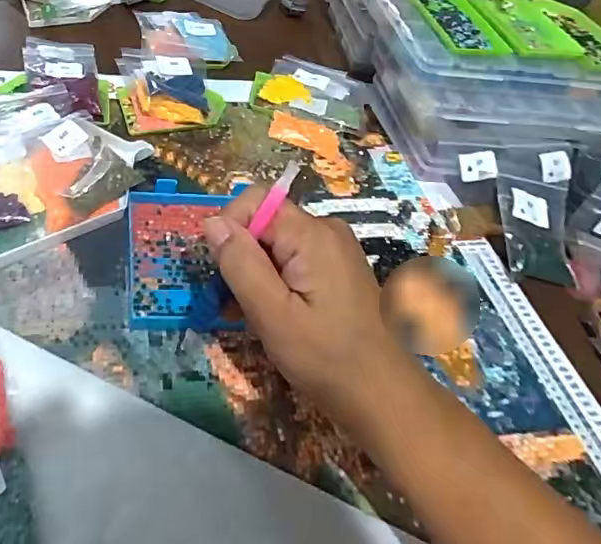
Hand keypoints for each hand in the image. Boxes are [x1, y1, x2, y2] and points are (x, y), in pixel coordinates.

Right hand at [203, 185, 417, 424]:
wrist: (389, 400)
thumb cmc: (328, 359)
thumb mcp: (272, 315)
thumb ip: (240, 264)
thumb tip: (212, 222)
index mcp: (312, 234)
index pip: (256, 200)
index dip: (230, 227)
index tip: (221, 271)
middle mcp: (325, 230)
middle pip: (265, 222)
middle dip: (240, 256)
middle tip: (230, 304)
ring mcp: (335, 250)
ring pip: (276, 243)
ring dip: (255, 273)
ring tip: (249, 317)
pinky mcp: (338, 270)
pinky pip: (294, 260)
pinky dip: (275, 281)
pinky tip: (273, 317)